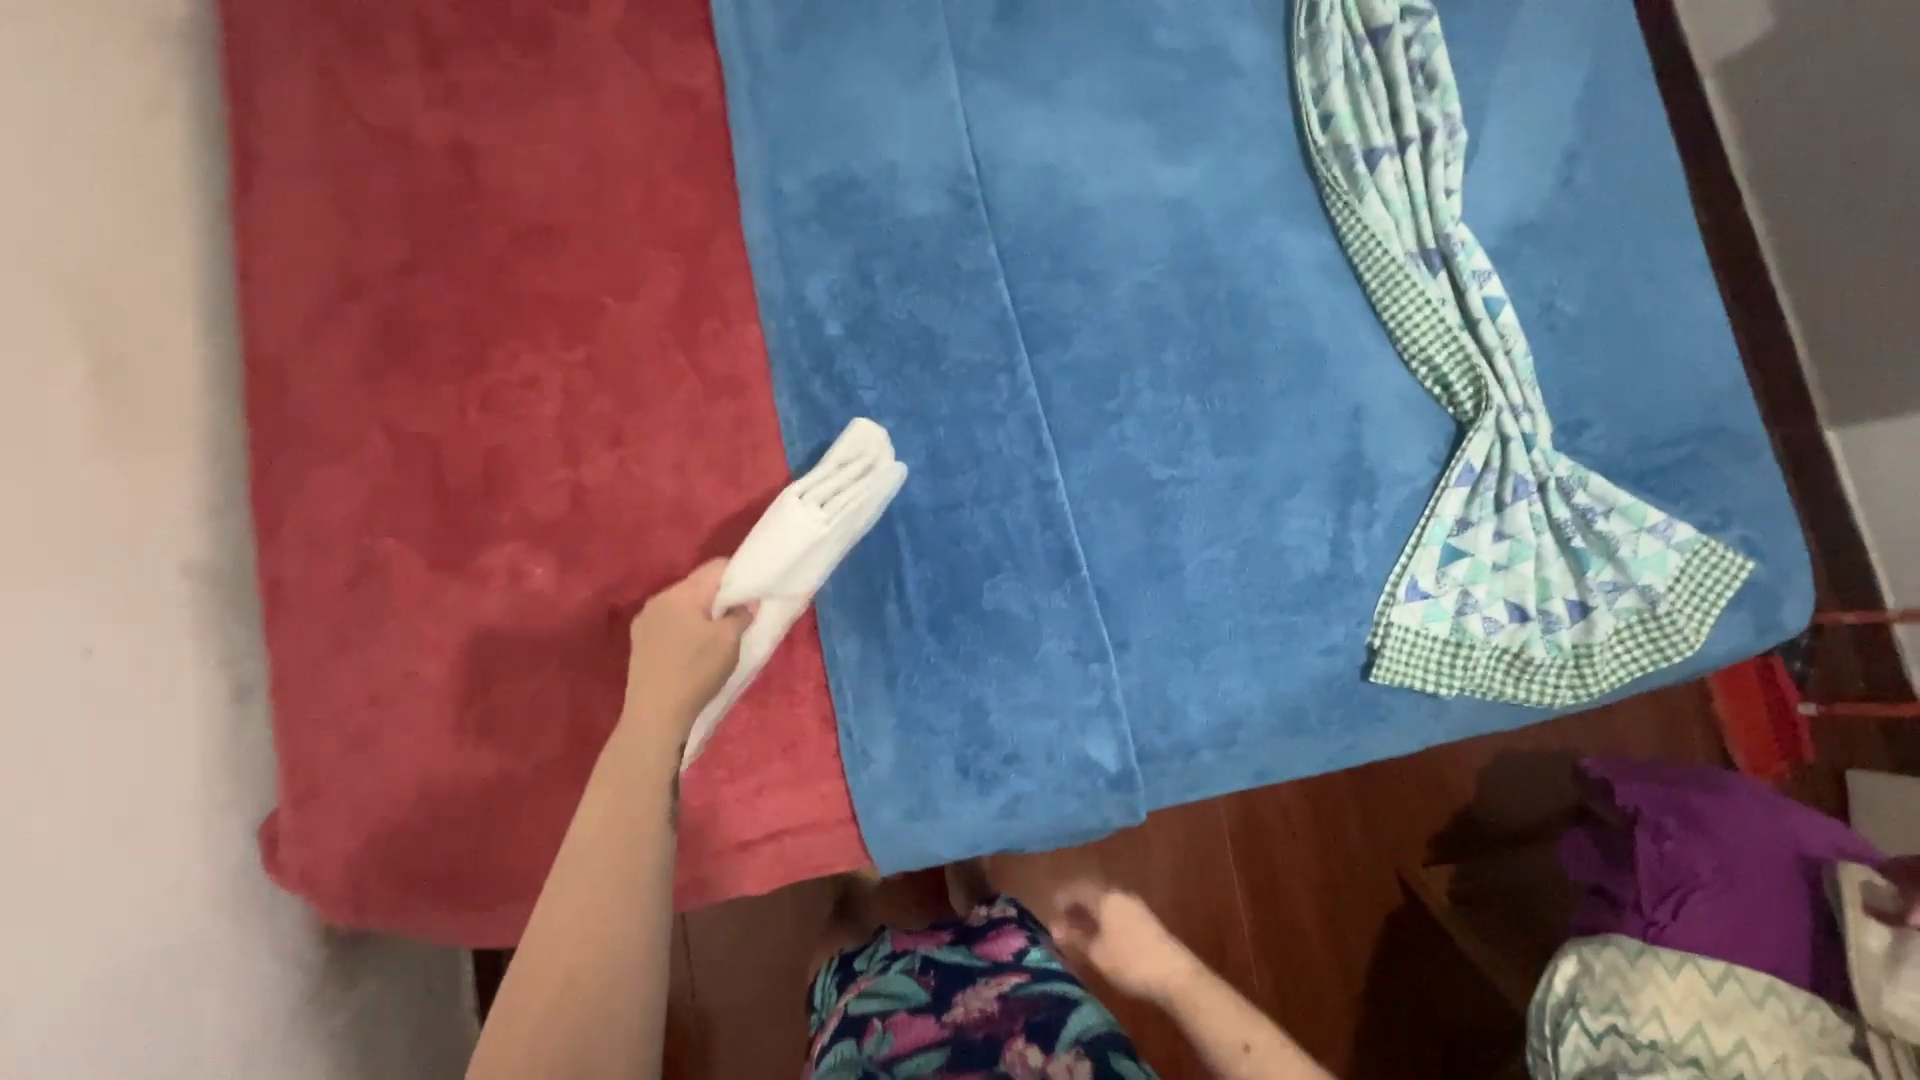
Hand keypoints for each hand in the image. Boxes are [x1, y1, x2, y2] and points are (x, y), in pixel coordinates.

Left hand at [623, 559, 752, 733]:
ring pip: (683, 605)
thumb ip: (741, 614)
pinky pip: (670, 622)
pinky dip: (687, 628)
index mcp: (681, 593)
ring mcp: (645, 621)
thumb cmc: (696, 672)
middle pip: (698, 585)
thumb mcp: (729, 641)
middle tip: (740, 616)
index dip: (740, 575)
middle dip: (721, 596)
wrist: (654, 715)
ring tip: (718, 636)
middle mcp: (659, 599)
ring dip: (703, 613)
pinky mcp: (640, 642)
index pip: (716, 567)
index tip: (754, 593)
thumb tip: (746, 602)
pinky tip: (694, 650)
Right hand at [1051, 884, 1201, 1003]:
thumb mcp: (1096, 954)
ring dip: (1091, 913)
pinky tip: (1103, 936)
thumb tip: (1053, 927)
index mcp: (1105, 898)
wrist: (1175, 975)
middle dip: (1077, 905)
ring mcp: (1136, 907)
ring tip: (1080, 930)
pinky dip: (1105, 919)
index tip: (1051, 908)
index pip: (1078, 889)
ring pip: (1106, 904)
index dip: (1063, 897)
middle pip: (1093, 894)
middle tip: (1063, 920)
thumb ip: (1074, 939)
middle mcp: (1120, 895)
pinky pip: (1118, 912)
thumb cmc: (1129, 961)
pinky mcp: (1147, 920)